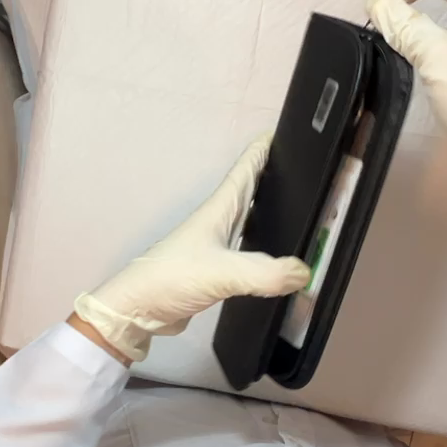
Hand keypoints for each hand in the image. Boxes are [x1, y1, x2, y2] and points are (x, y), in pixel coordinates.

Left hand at [73, 135, 310, 362]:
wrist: (138, 311)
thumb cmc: (172, 278)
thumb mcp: (222, 272)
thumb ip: (265, 273)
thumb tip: (304, 272)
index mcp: (219, 210)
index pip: (246, 170)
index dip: (265, 150)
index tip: (289, 134)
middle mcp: (218, 221)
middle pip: (251, 192)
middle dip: (276, 180)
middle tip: (307, 178)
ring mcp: (215, 245)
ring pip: (250, 221)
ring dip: (271, 215)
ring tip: (300, 215)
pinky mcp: (214, 269)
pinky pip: (247, 250)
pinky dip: (265, 249)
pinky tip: (278, 260)